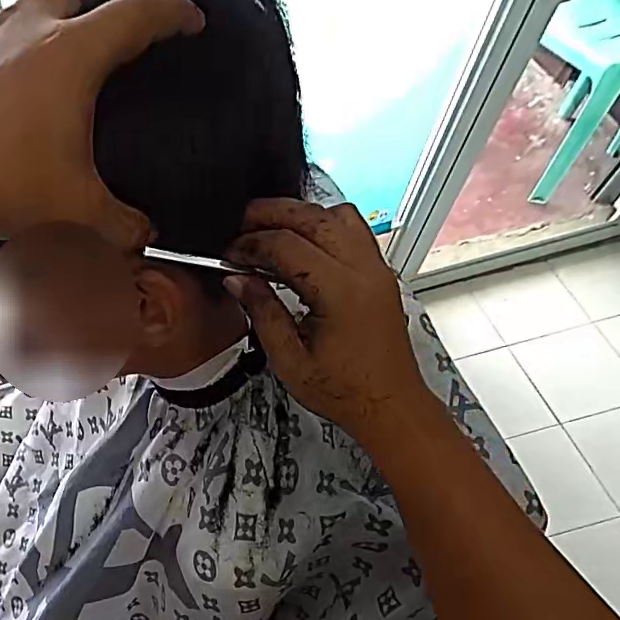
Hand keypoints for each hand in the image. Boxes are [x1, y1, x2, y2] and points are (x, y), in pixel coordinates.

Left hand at [0, 0, 202, 253]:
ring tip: (67, 34)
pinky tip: (15, 75)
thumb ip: (124, 225)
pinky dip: (15, 41)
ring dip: (53, 6)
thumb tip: (142, 234)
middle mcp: (25, 33)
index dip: (172, 14)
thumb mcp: (80, 212)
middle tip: (119, 0)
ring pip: (26, 0)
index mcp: (70, 56)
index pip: (136, 16)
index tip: (189, 19)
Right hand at [221, 200, 431, 442]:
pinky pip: (353, 231)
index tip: (229, 254)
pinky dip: (323, 227)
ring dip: (301, 215)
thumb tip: (239, 280)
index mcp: (341, 292)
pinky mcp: (380, 276)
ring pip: (337, 215)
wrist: (390, 406)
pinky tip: (302, 246)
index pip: (287, 245)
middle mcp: (364, 272)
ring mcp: (377, 270)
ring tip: (269, 229)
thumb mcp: (290, 361)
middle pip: (314, 216)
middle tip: (240, 223)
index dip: (251, 244)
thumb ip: (263, 314)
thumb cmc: (346, 392)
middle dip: (272, 213)